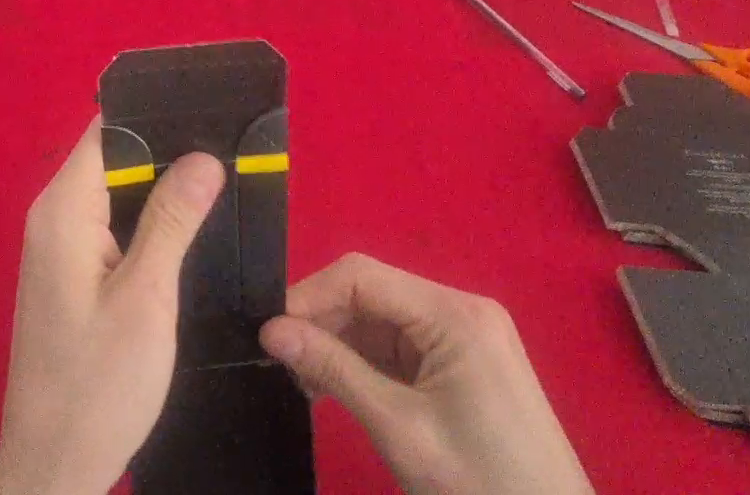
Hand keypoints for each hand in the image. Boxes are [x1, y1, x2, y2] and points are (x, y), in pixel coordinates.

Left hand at [0, 118, 225, 494]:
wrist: (52, 465)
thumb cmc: (98, 383)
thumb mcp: (146, 297)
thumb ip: (171, 220)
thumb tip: (202, 154)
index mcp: (62, 210)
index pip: (106, 133)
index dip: (155, 117)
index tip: (210, 107)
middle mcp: (53, 217)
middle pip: (111, 159)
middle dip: (166, 150)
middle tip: (233, 144)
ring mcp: (59, 247)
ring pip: (114, 193)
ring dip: (161, 187)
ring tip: (225, 176)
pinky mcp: (71, 274)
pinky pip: (110, 225)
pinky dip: (147, 221)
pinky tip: (191, 226)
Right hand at [260, 254, 592, 494]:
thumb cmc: (480, 486)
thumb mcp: (398, 426)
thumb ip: (332, 368)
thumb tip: (269, 330)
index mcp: (454, 314)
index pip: (361, 276)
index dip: (309, 296)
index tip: (269, 333)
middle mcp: (461, 311)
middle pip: (370, 294)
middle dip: (323, 324)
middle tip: (284, 365)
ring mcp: (465, 337)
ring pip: (379, 320)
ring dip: (339, 346)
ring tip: (307, 384)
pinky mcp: (464, 363)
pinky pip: (399, 346)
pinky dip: (364, 363)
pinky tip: (338, 389)